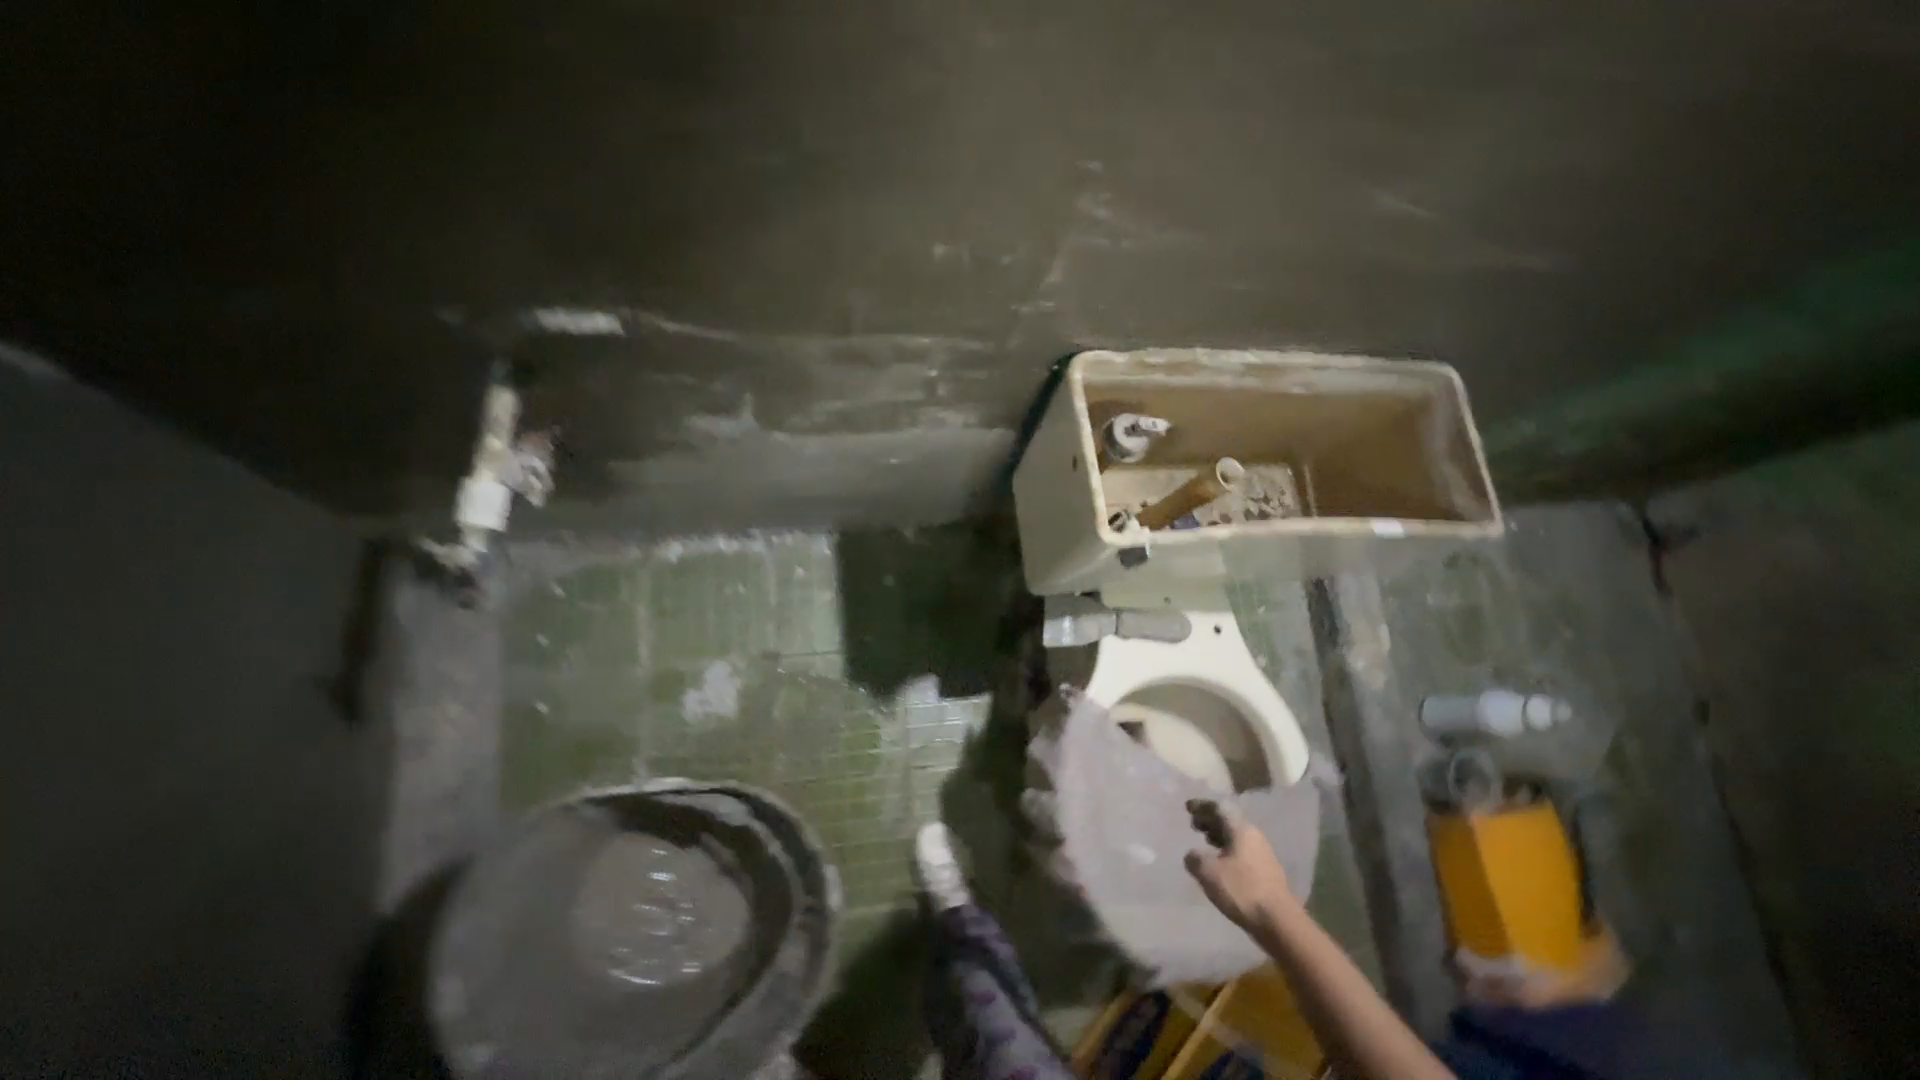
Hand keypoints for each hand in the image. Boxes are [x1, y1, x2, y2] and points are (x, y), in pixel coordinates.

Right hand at [1183, 798, 1294, 931]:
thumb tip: (1192, 854)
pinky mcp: (1265, 871)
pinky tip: (1220, 863)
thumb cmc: (1241, 890)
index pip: (1219, 808)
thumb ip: (1195, 858)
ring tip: (1204, 841)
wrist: (1277, 920)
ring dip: (1218, 836)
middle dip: (1210, 820)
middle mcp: (1254, 837)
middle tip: (1194, 823)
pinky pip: (1241, 851)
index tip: (1187, 807)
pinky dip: (1226, 850)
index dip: (1202, 806)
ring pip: (1236, 837)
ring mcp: (1262, 854)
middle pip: (1229, 821)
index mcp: (1241, 830)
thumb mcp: (1208, 872)